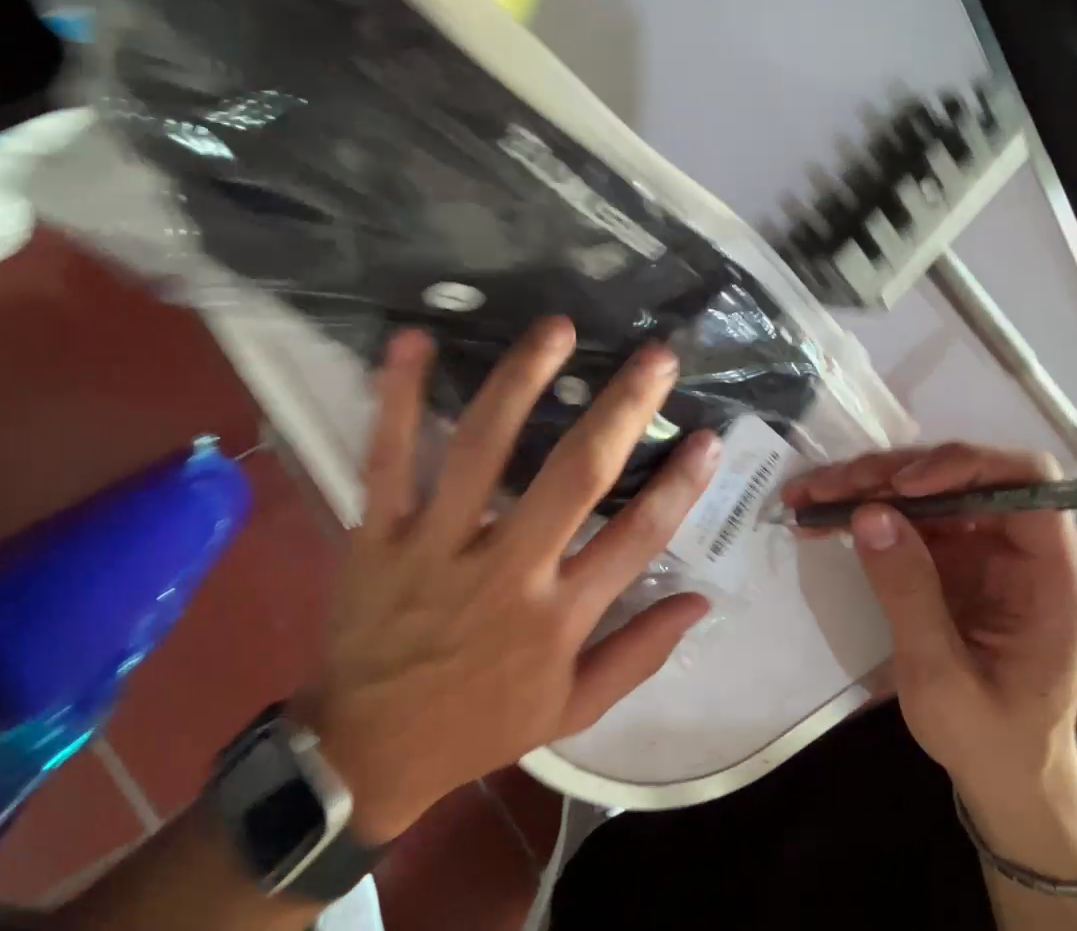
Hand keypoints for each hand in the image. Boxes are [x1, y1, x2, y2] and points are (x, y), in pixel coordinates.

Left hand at [295, 318, 720, 843]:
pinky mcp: (381, 534)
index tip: (708, 435)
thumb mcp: (573, 710)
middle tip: (656, 356)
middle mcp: (508, 570)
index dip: (681, 484)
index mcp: (559, 616)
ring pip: (484, 449)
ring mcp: (439, 546)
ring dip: (522, 381)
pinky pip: (390, 458)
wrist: (369, 747)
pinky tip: (414, 341)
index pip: (637, 538)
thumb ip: (640, 654)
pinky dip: (399, 399)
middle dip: (622, 409)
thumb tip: (702, 601)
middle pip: (575, 476)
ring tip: (555, 329)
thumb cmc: (479, 725)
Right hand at [782, 442, 1076, 873]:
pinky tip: (818, 516)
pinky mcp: (951, 561)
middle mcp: (1020, 549)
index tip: (902, 486)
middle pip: (963, 477)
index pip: (1027, 484)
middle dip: (891, 475)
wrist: (1002, 776)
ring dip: (866, 487)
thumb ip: (909, 593)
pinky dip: (862, 513)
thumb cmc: (989, 736)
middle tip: (829, 487)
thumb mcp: (941, 675)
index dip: (966, 467)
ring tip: (808, 493)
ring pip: (926, 492)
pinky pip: (906, 519)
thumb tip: (868, 514)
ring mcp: (983, 552)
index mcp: (1051, 575)